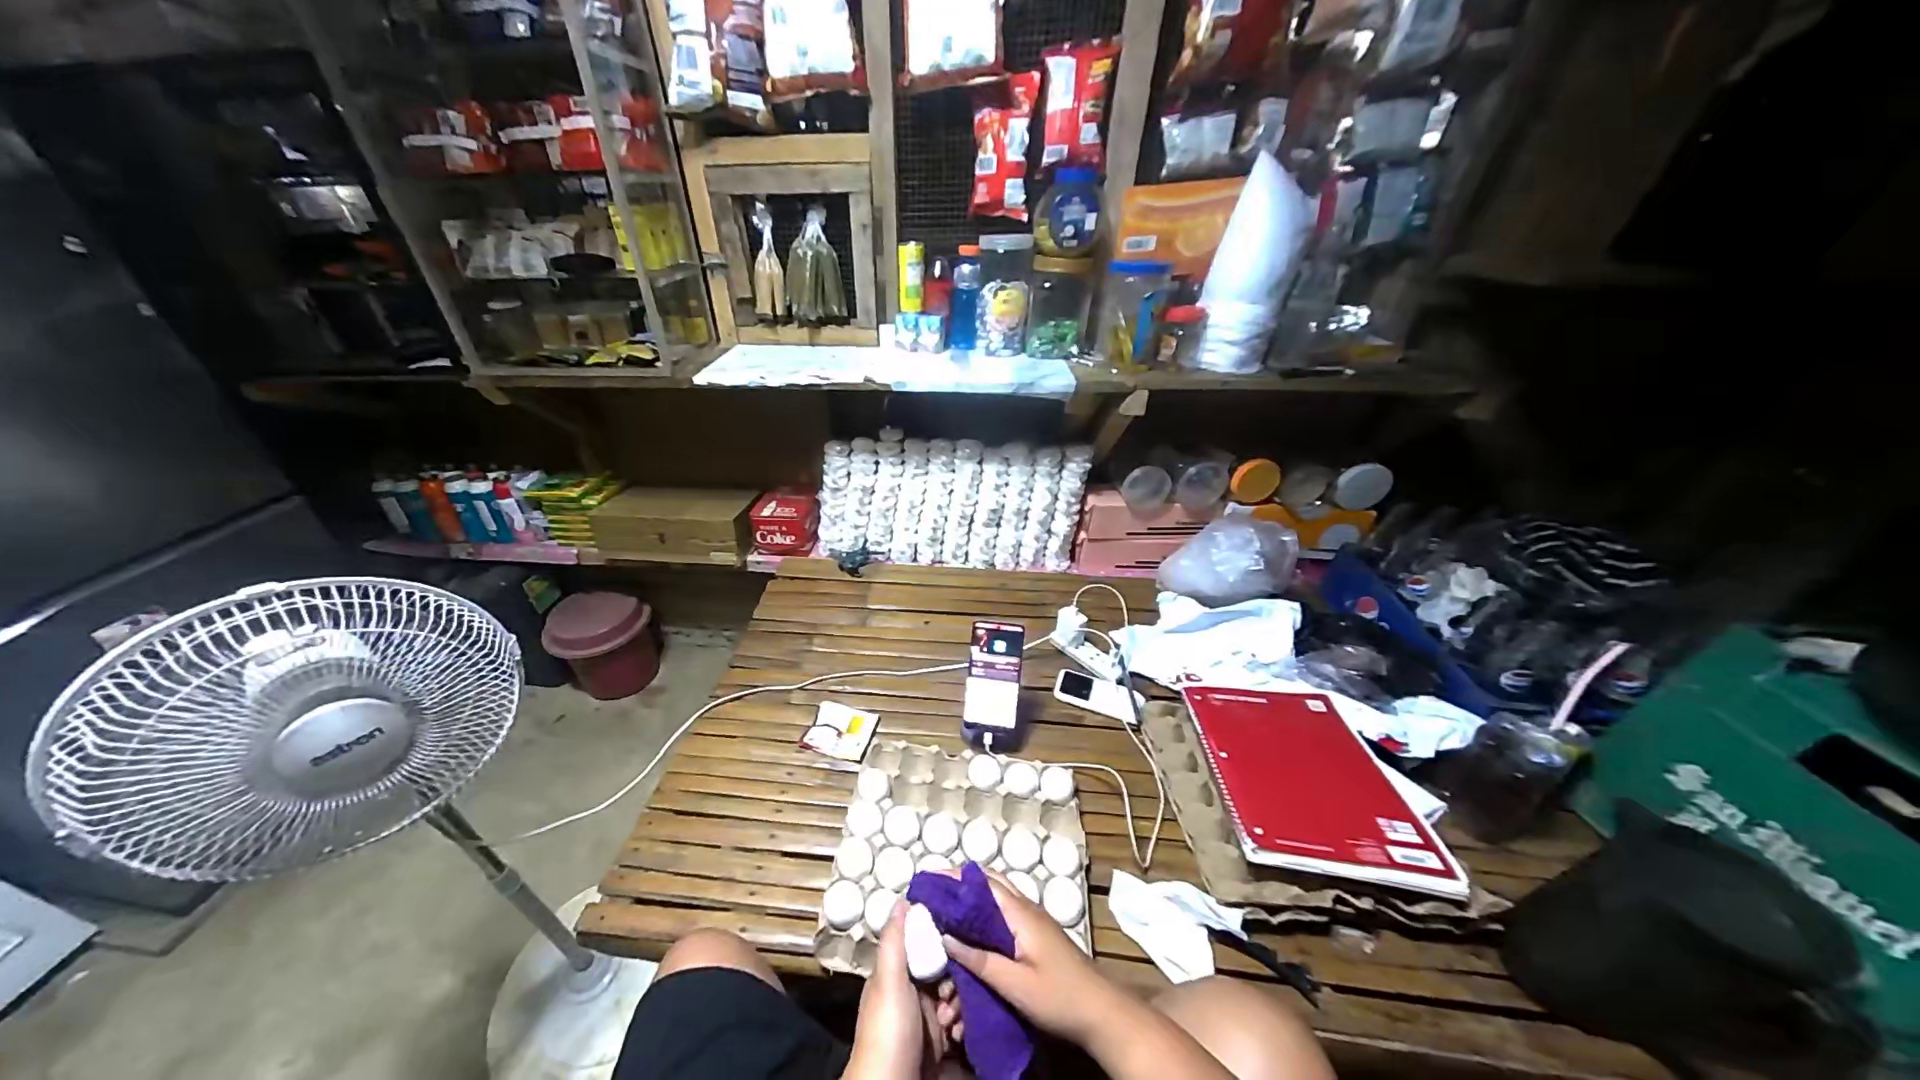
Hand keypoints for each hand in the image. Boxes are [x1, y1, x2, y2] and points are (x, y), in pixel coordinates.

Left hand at [845, 901, 962, 1079]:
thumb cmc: (887, 1031)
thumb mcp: (888, 981)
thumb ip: (895, 941)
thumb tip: (902, 897)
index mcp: (897, 977)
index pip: (925, 947)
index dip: (943, 944)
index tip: (960, 942)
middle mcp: (913, 996)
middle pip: (946, 974)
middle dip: (958, 982)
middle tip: (952, 998)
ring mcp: (928, 1023)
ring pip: (957, 1001)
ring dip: (962, 1009)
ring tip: (953, 1024)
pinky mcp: (941, 1048)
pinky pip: (963, 1028)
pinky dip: (967, 1029)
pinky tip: (963, 1035)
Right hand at [939, 868, 1123, 1049]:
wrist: (1102, 1012)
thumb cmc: (1059, 997)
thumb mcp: (1015, 985)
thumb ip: (979, 959)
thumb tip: (943, 937)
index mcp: (1019, 912)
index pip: (980, 882)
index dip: (953, 879)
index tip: (926, 883)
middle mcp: (1025, 908)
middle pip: (987, 884)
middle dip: (959, 886)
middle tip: (932, 896)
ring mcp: (1031, 921)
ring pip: (995, 899)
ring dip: (970, 902)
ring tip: (945, 915)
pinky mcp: (1034, 936)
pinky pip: (1003, 916)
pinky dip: (983, 918)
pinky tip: (969, 937)